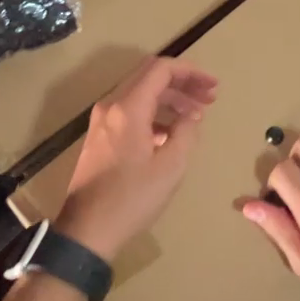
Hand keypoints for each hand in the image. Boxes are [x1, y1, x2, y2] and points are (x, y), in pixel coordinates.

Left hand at [56, 56, 218, 260]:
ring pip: (140, 94)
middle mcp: (111, 107)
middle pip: (150, 77)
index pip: (161, 69)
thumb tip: (191, 115)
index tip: (213, 85)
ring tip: (196, 115)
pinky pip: (130, 112)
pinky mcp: (99, 137)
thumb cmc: (132, 199)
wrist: (86, 231)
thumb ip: (186, 132)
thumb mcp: (171, 166)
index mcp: (128, 108)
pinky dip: (154, 114)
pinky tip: (171, 133)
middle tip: (209, 97)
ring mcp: (101, 121)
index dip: (191, 72)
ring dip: (170, 99)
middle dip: (182, 83)